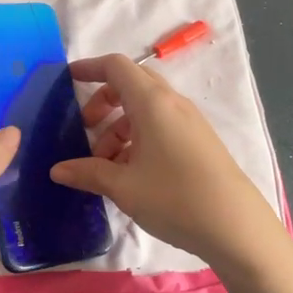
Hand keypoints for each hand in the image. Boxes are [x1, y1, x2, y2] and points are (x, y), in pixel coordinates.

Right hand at [50, 54, 283, 271]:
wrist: (234, 225)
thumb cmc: (174, 197)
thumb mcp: (123, 187)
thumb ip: (87, 173)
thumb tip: (58, 170)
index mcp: (152, 103)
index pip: (117, 67)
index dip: (90, 68)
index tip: (68, 80)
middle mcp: (172, 104)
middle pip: (132, 85)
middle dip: (103, 102)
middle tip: (85, 129)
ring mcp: (189, 123)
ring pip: (145, 111)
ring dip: (119, 128)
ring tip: (105, 166)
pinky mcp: (198, 142)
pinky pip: (160, 127)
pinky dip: (138, 140)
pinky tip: (130, 174)